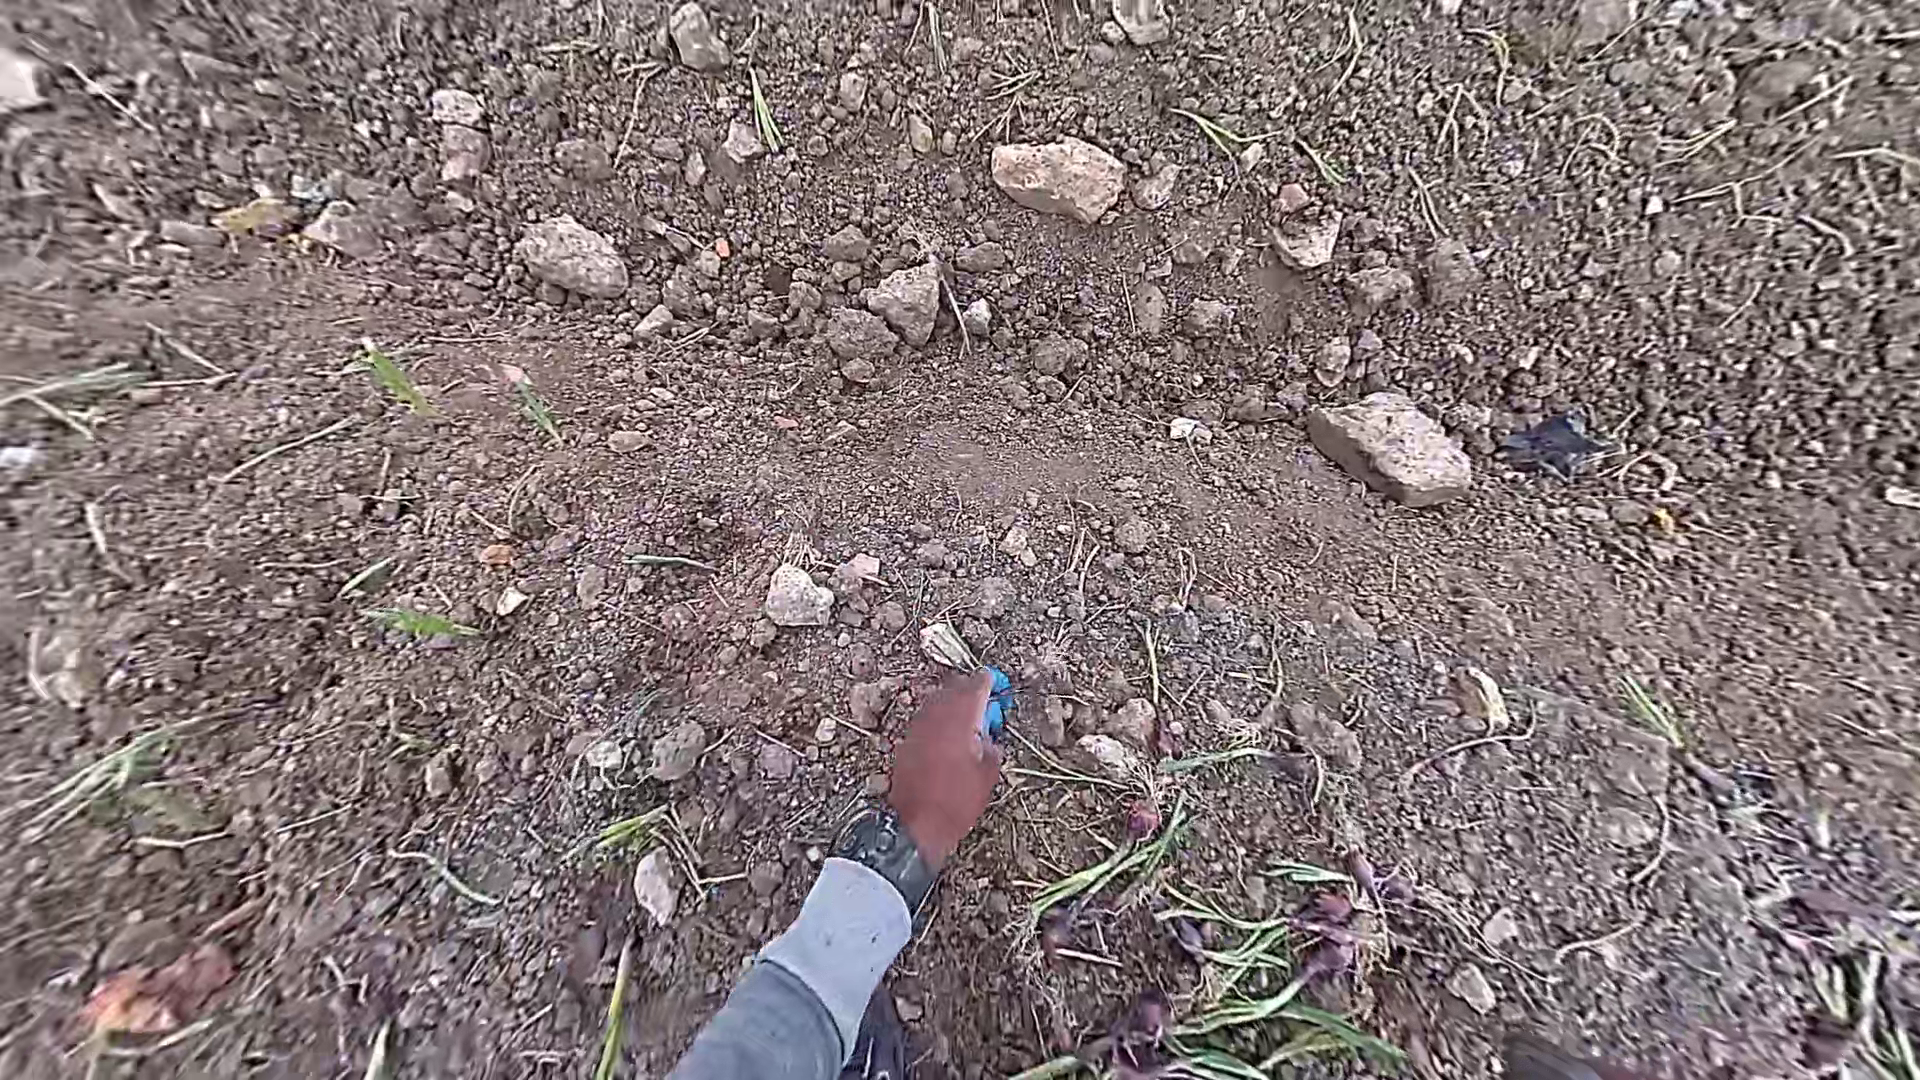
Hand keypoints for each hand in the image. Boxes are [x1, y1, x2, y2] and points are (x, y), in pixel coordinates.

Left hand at [889, 670, 1000, 869]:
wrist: (916, 825)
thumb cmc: (957, 801)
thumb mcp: (987, 775)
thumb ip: (991, 747)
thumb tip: (988, 739)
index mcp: (960, 718)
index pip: (976, 686)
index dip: (990, 682)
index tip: (999, 685)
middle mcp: (936, 714)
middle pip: (955, 688)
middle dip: (972, 691)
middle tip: (988, 706)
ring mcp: (918, 724)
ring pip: (939, 700)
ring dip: (955, 704)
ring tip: (970, 722)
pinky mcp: (907, 738)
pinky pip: (928, 716)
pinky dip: (941, 718)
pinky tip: (951, 737)